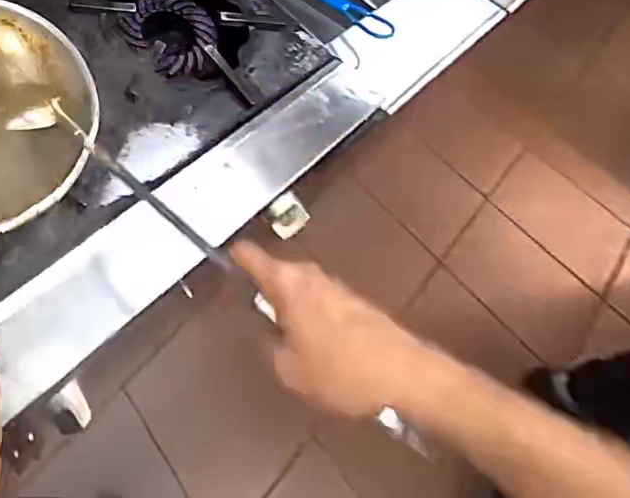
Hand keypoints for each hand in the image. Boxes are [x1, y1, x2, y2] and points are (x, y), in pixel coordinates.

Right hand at [232, 241, 440, 419]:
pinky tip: (317, 345)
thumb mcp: (290, 370)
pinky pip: (319, 299)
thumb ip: (269, 346)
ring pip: (299, 288)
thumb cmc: (341, 370)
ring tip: (288, 339)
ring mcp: (333, 284)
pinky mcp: (352, 299)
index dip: (236, 258)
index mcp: (287, 283)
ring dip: (291, 305)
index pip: (252, 257)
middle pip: (277, 273)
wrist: (403, 373)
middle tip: (256, 317)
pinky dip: (312, 313)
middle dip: (266, 291)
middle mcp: (309, 275)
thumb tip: (265, 333)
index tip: (225, 260)